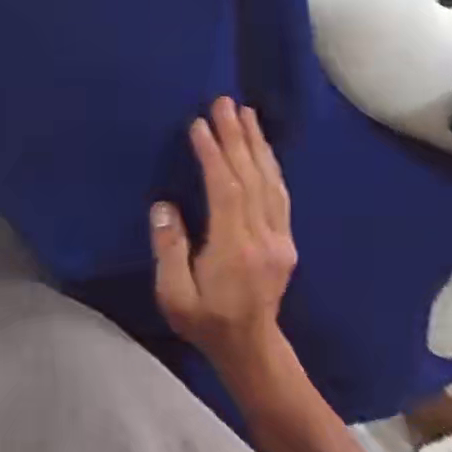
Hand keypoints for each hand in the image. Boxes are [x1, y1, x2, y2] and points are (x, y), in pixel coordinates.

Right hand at [151, 97, 296, 366]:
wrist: (251, 349)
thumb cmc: (205, 322)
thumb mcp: (174, 296)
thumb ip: (169, 251)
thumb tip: (164, 207)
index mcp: (236, 251)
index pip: (226, 191)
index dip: (214, 155)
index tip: (200, 125)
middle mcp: (264, 239)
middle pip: (250, 178)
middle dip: (236, 137)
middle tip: (224, 102)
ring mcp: (280, 239)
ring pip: (270, 182)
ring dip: (256, 144)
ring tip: (245, 113)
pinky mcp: (286, 241)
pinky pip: (279, 194)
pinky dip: (270, 165)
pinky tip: (261, 147)